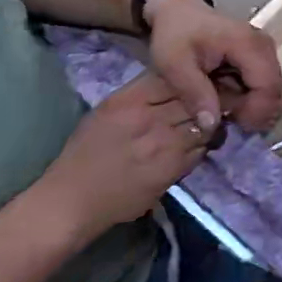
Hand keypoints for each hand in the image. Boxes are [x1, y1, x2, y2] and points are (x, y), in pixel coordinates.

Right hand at [24, 72, 209, 241]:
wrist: (69, 204)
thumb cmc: (83, 155)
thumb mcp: (106, 113)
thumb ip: (142, 95)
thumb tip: (179, 81)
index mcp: (127, 102)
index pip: (176, 78)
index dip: (192, 81)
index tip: (198, 85)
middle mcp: (148, 119)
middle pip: (196, 99)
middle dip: (207, 101)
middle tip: (213, 104)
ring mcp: (164, 144)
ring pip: (206, 123)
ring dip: (208, 124)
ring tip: (203, 126)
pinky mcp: (174, 168)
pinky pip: (202, 149)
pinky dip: (203, 146)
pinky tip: (192, 148)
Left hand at [142, 0, 281, 132]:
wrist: (178, 10)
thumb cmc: (175, 34)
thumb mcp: (174, 66)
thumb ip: (194, 94)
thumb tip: (212, 126)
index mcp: (248, 45)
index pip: (268, 84)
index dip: (258, 110)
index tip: (237, 128)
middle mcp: (265, 46)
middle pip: (275, 87)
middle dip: (258, 110)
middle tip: (232, 125)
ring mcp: (267, 48)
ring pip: (273, 85)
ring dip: (255, 103)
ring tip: (230, 114)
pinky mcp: (262, 53)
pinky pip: (266, 79)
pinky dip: (252, 94)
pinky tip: (232, 99)